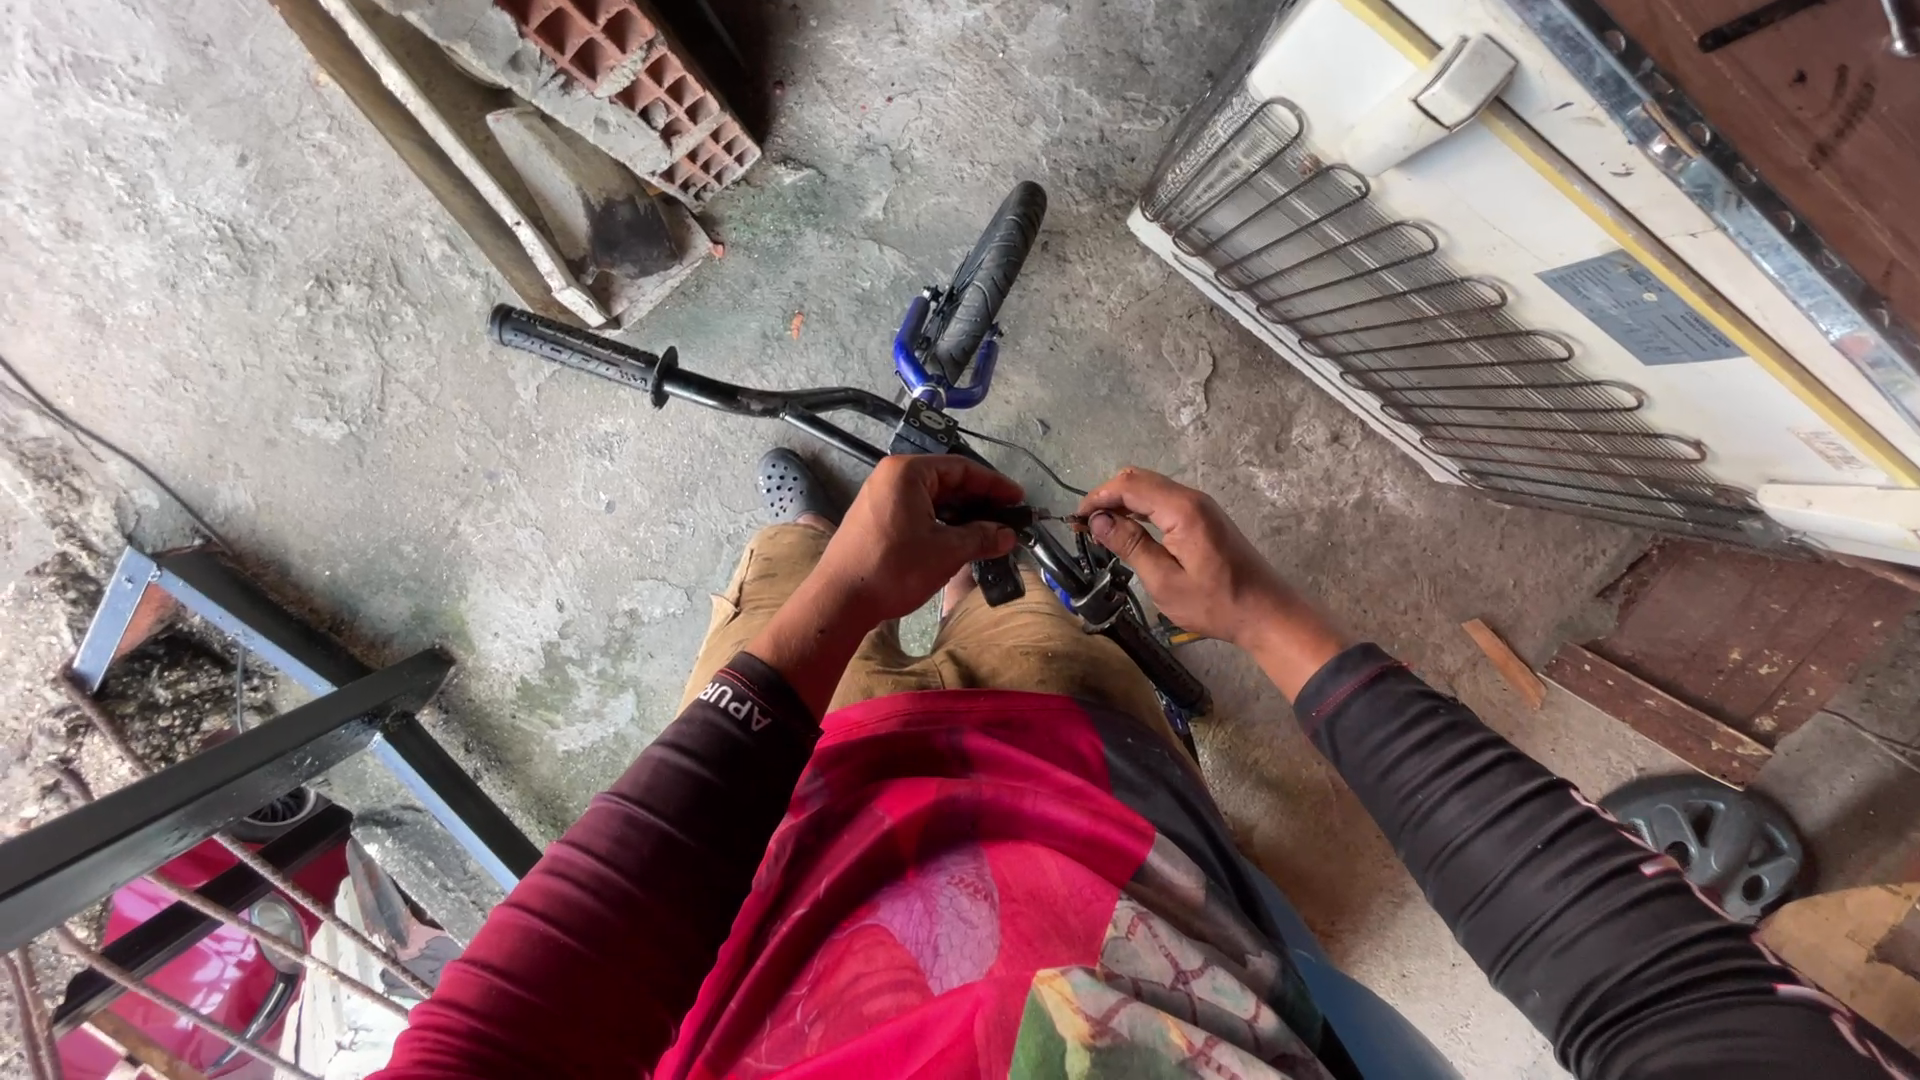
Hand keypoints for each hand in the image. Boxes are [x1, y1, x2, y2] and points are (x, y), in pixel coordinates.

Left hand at [813, 454, 1023, 623]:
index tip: (1018, 499)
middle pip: (947, 481)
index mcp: (907, 472)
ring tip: (991, 533)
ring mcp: (881, 498)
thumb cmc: (894, 569)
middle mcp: (892, 477)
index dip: (995, 484)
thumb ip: (981, 537)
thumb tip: (1008, 535)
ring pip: (934, 499)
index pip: (962, 468)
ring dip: (962, 516)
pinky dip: (942, 524)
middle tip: (1008, 519)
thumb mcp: (946, 552)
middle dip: (980, 501)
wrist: (840, 601)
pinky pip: (918, 512)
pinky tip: (962, 541)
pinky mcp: (877, 520)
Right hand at [1077, 467, 1346, 698]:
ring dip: (1122, 503)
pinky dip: (1139, 509)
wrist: (1266, 612)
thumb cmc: (1216, 603)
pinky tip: (1128, 532)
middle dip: (1106, 497)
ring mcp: (1200, 506)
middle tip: (1085, 526)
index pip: (1129, 486)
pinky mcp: (1203, 517)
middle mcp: (1191, 498)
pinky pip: (1163, 501)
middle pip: (1138, 480)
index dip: (1097, 498)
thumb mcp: (1165, 581)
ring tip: (1100, 530)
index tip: (1076, 520)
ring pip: (1150, 488)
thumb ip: (1131, 546)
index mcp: (1182, 510)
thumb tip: (1098, 520)